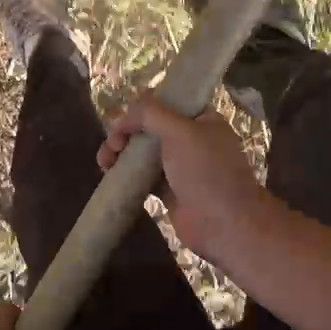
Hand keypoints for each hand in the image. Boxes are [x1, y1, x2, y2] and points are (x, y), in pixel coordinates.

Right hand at [97, 93, 276, 262]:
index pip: (165, 104)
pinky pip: (141, 175)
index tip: (123, 120)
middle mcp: (191, 140)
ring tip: (104, 162)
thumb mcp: (179, 131)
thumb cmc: (206, 172)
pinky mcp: (169, 190)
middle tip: (113, 144)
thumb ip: (150, 113)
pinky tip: (110, 174)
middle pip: (149, 127)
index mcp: (201, 121)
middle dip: (125, 132)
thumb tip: (127, 110)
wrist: (225, 225)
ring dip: (120, 152)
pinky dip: (125, 172)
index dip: (141, 109)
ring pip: (141, 151)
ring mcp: (180, 166)